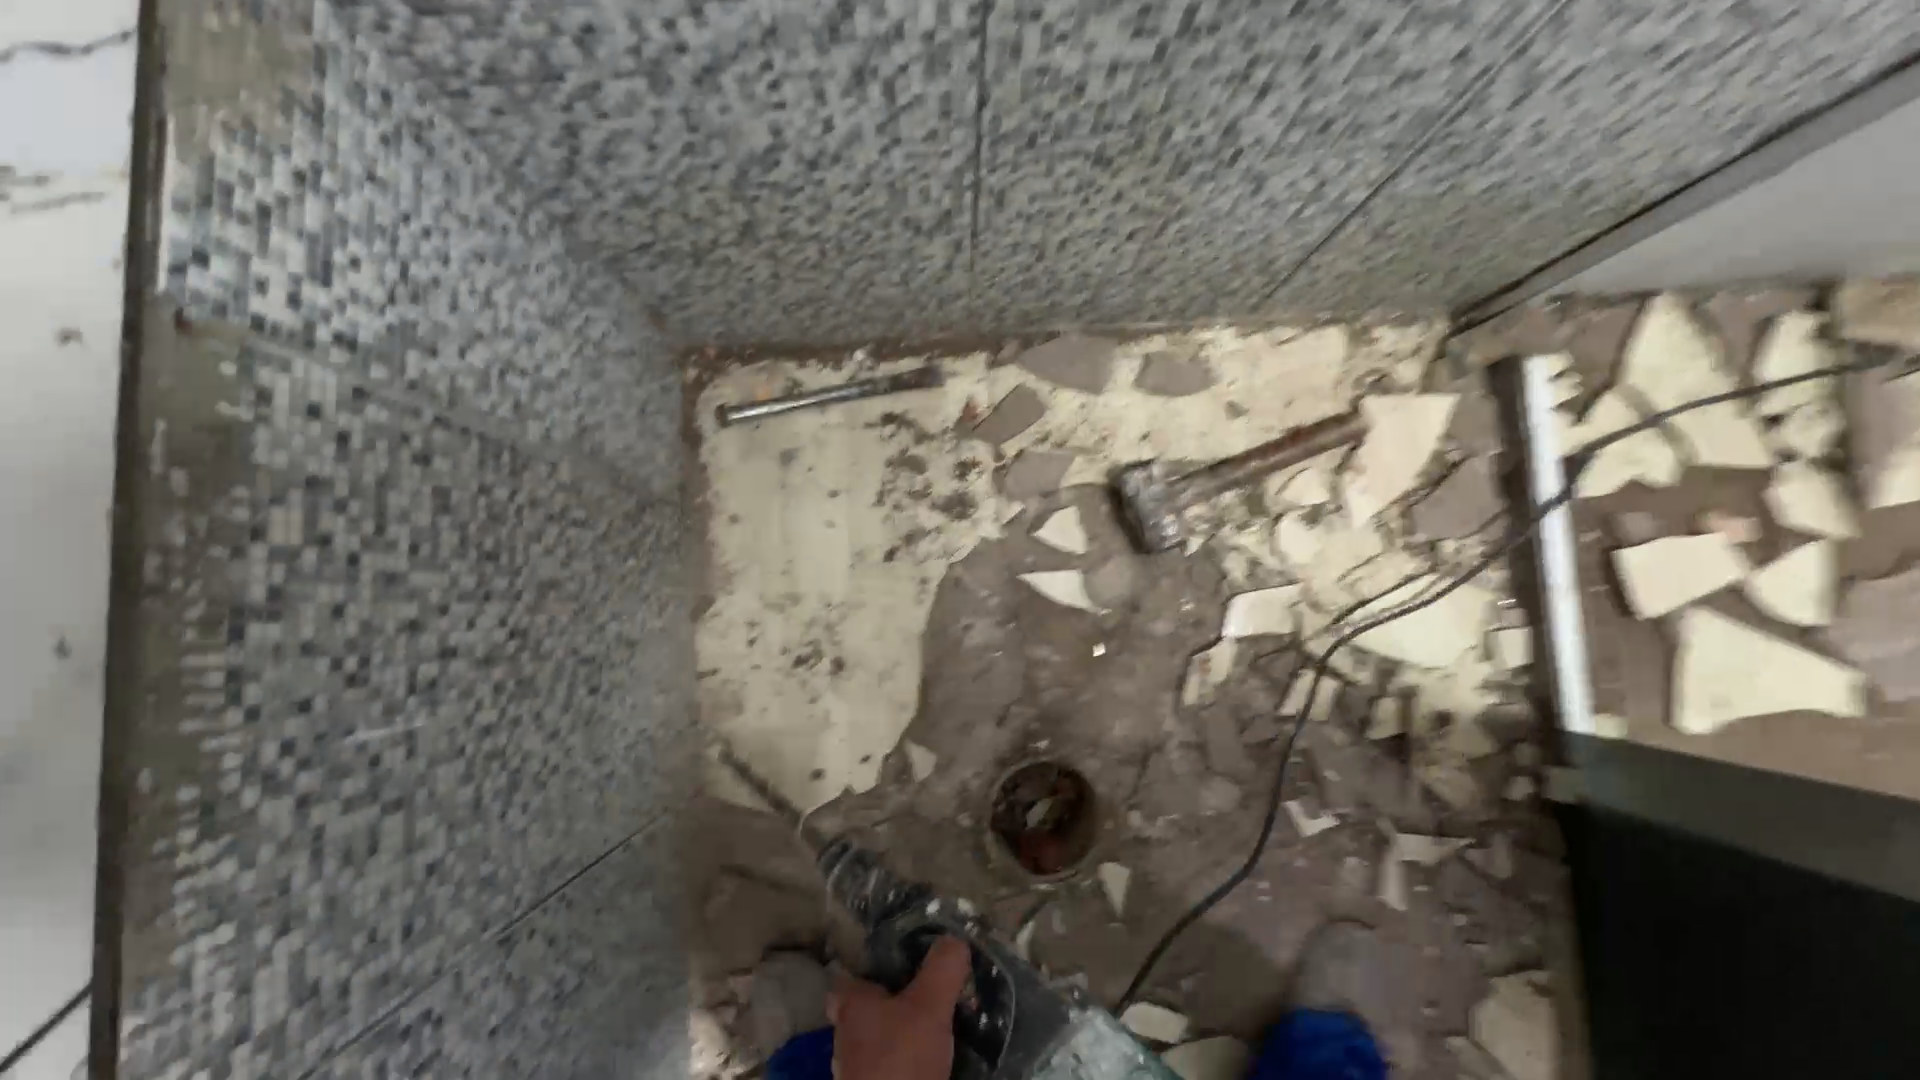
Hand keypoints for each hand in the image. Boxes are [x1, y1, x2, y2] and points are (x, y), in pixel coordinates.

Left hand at [830, 936, 971, 1079]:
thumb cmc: (900, 1059)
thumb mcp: (930, 1005)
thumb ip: (942, 968)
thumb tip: (954, 938)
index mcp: (851, 1006)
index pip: (849, 980)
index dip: (869, 972)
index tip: (898, 968)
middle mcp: (846, 1037)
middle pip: (865, 1013)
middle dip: (892, 1006)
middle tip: (928, 999)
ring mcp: (856, 1073)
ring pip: (878, 1044)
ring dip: (901, 1039)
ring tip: (938, 1033)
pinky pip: (890, 1071)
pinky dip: (907, 1067)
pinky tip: (933, 1066)